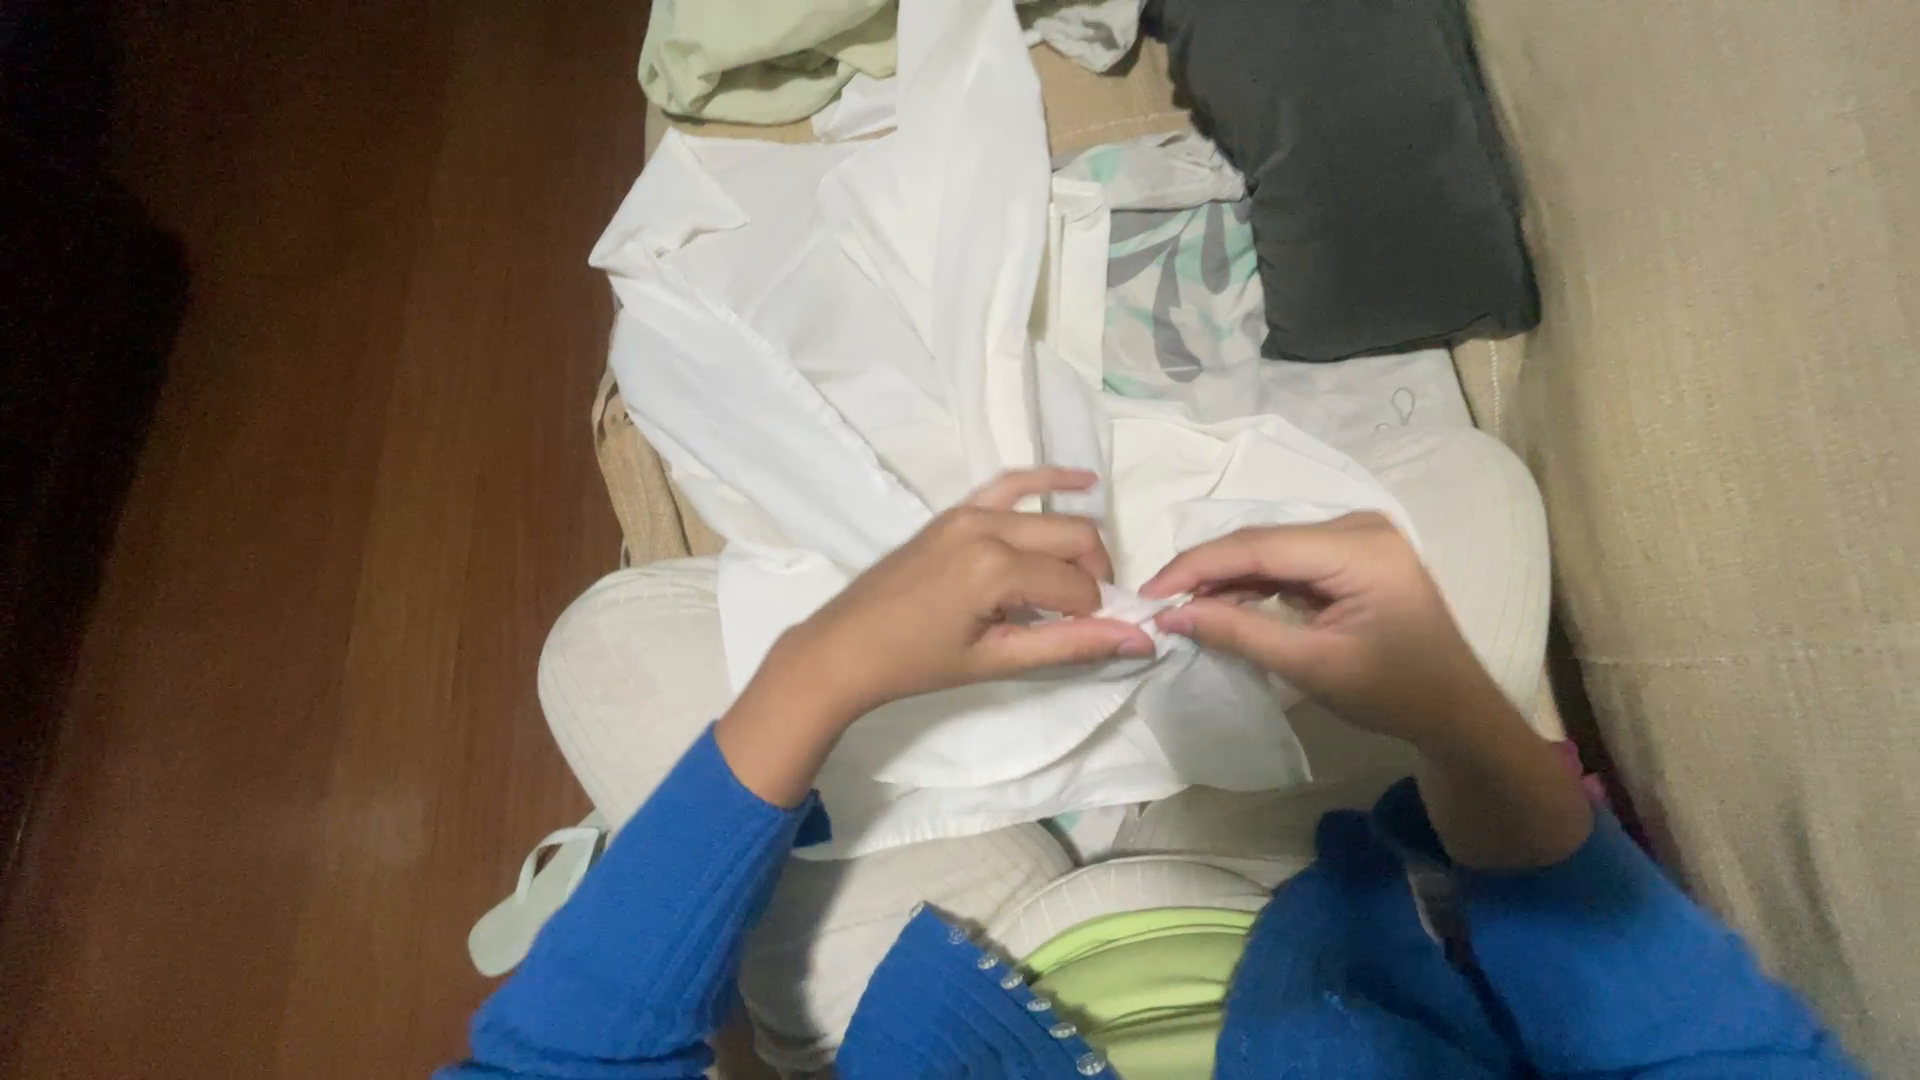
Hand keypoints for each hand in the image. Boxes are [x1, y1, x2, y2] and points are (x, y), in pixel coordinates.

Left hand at [784, 467, 1154, 720]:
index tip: (1091, 636)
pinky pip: (1009, 484)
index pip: (1077, 584)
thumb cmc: (916, 663)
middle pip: (1073, 536)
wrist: (845, 648)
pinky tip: (1082, 479)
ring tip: (1080, 577)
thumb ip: (1070, 644)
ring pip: (1048, 515)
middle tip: (1083, 614)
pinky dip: (1047, 481)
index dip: (1095, 613)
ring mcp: (967, 510)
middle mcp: (986, 525)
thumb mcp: (997, 660)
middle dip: (1093, 575)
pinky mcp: (954, 510)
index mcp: (994, 566)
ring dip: (1074, 543)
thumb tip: (1140, 639)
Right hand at [1141, 512, 1503, 746]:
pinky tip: (1218, 603)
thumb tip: (1171, 615)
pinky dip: (1248, 584)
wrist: (1457, 714)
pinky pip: (1283, 562)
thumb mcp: (1312, 666)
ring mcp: (1354, 538)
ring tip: (1179, 606)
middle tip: (1157, 602)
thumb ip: (1238, 633)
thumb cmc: (1396, 693)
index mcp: (1360, 547)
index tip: (1148, 594)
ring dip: (1223, 578)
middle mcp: (1357, 527)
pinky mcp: (1346, 556)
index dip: (1196, 566)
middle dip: (1204, 572)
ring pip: (1266, 550)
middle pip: (1259, 542)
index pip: (1257, 546)